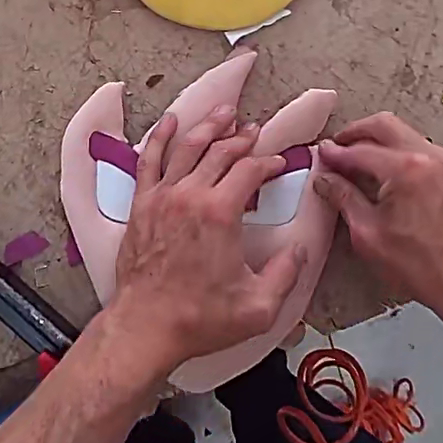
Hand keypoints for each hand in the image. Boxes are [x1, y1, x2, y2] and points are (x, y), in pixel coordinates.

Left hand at [106, 108, 307, 375]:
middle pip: (221, 151)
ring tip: (224, 112)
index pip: (251, 170)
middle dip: (243, 138)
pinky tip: (170, 121)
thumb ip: (287, 273)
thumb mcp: (258, 306)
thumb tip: (300, 250)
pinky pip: (149, 161)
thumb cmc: (199, 318)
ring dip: (209, 126)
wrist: (144, 330)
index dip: (269, 163)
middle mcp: (191, 196)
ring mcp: (163, 197)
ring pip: (189, 147)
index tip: (278, 164)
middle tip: (255, 130)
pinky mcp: (142, 205)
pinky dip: (160, 137)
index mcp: (220, 212)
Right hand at [315, 112, 442, 325]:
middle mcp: (429, 156)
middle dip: (356, 132)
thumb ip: (344, 199)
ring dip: (381, 141)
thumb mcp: (370, 235)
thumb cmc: (424, 267)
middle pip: (385, 125)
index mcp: (405, 168)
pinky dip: (402, 152)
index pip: (360, 150)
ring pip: (406, 134)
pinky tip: (390, 173)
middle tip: (338, 147)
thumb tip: (325, 180)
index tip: (321, 155)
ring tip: (361, 161)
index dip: (335, 153)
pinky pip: (424, 150)